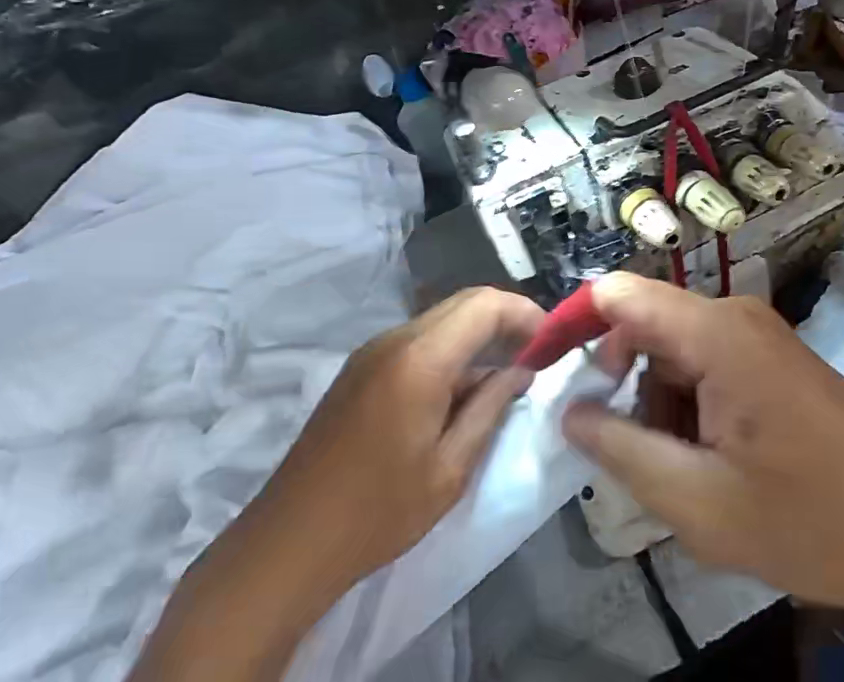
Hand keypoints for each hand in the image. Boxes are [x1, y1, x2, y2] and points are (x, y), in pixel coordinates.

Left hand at [247, 286, 542, 586]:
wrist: (291, 539)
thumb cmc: (379, 512)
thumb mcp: (450, 468)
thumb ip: (490, 408)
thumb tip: (520, 371)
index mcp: (419, 359)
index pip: (483, 304)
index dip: (524, 314)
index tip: (551, 344)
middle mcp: (393, 340)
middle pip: (462, 304)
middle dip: (504, 322)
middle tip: (535, 359)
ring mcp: (371, 351)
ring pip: (439, 321)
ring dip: (476, 338)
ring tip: (504, 380)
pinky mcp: (360, 369)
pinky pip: (416, 342)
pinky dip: (449, 353)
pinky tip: (461, 394)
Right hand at [561, 273, 843, 625]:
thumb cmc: (813, 521)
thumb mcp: (698, 501)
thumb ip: (619, 448)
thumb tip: (571, 409)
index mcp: (715, 334)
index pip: (616, 295)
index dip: (571, 326)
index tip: (546, 376)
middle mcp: (734, 316)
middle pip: (642, 326)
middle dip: (621, 384)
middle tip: (626, 451)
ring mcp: (758, 336)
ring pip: (671, 350)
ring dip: (656, 403)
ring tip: (680, 469)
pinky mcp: (772, 359)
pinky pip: (704, 363)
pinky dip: (687, 405)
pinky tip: (711, 460)